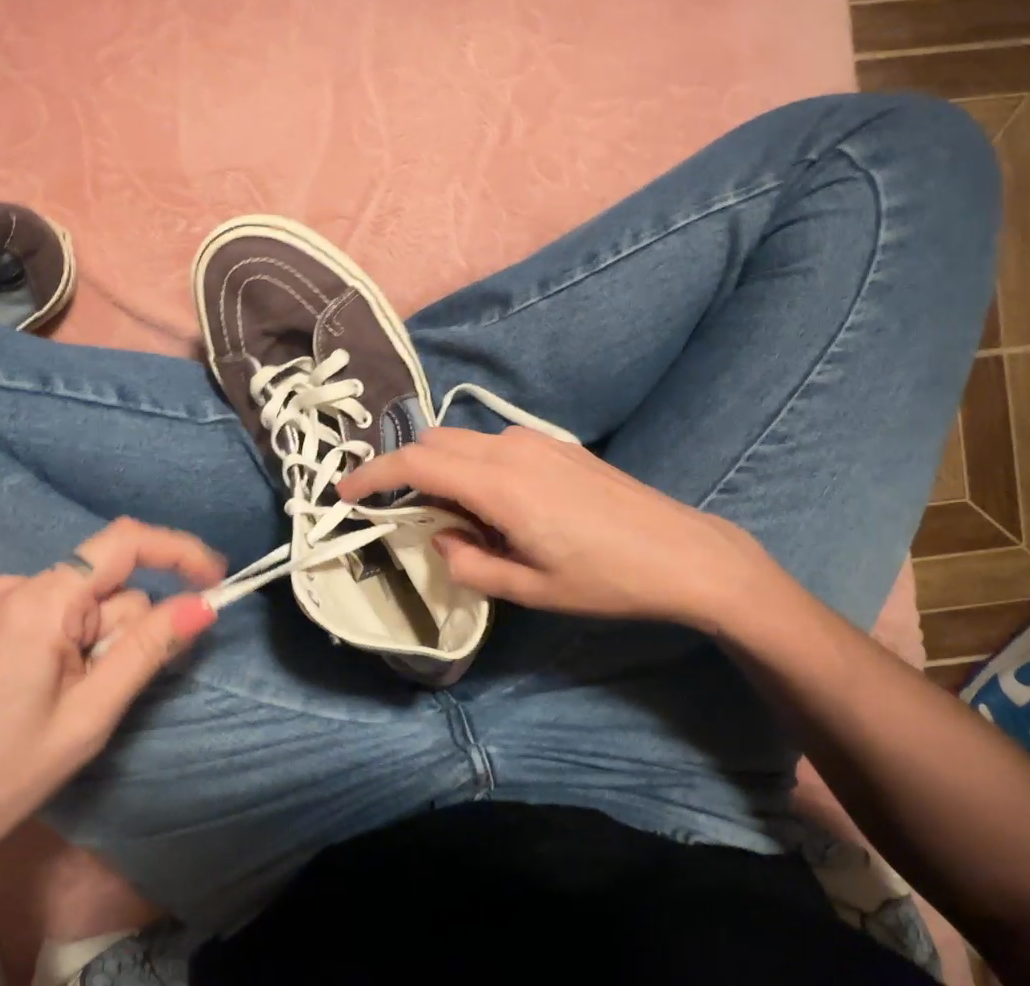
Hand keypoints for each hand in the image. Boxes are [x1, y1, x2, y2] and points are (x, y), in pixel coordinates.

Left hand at [0, 518, 226, 858]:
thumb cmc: (7, 770)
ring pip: (74, 601)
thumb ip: (148, 649)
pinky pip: (41, 611)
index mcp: (40, 601)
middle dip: (124, 628)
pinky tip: (40, 689)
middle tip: (107, 693)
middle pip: (102, 585)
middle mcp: (9, 584)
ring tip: (66, 701)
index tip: (216, 577)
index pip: (124, 543)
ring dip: (93, 639)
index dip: (178, 551)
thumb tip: (204, 604)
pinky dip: (63, 639)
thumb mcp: (90, 714)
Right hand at [337, 427, 774, 628]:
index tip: (345, 492)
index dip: (373, 474)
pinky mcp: (559, 446)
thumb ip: (469, 564)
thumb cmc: (605, 580)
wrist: (684, 553)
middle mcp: (512, 450)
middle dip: (408, 471)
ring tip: (464, 522)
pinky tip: (501, 509)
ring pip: (465, 442)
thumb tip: (441, 540)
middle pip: (435, 441)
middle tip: (410, 517)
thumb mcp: (529, 589)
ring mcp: (539, 442)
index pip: (416, 462)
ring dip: (446, 471)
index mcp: (500, 485)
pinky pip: (496, 446)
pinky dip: (476, 468)